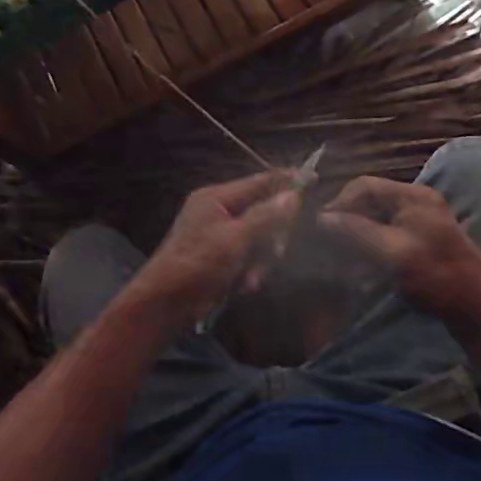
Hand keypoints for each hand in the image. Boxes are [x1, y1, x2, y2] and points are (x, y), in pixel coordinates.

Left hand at [128, 172, 299, 321]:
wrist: (167, 302)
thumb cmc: (198, 263)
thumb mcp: (235, 238)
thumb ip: (265, 216)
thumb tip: (292, 195)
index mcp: (215, 198)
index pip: (258, 182)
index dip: (286, 181)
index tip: (313, 178)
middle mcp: (218, 212)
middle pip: (262, 213)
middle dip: (271, 235)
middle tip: (277, 250)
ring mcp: (219, 237)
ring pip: (258, 240)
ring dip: (260, 260)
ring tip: (251, 276)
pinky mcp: (221, 260)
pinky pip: (248, 259)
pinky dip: (249, 272)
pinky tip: (244, 285)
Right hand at [320, 177, 480, 321]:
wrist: (477, 309)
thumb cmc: (436, 277)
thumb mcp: (393, 252)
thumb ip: (357, 231)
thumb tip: (321, 218)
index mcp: (413, 196)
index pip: (363, 185)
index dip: (339, 204)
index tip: (321, 229)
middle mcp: (417, 202)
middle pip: (369, 200)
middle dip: (347, 220)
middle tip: (329, 245)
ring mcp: (420, 221)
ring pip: (375, 218)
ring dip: (357, 235)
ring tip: (342, 258)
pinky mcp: (420, 241)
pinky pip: (386, 233)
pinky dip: (370, 245)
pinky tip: (362, 266)